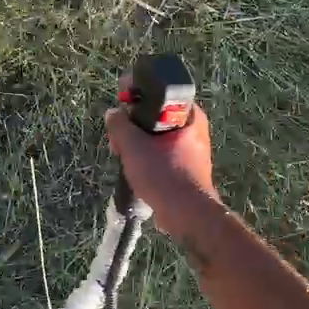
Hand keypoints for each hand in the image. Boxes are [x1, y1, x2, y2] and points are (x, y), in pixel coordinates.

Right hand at [105, 101, 218, 234]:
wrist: (186, 214)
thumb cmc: (163, 173)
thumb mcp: (133, 145)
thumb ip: (119, 125)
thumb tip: (113, 113)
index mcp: (190, 115)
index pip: (160, 94)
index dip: (137, 98)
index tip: (121, 107)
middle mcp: (195, 129)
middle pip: (156, 117)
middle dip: (133, 126)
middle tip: (118, 138)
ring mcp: (193, 150)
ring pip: (158, 138)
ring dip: (138, 144)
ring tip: (122, 155)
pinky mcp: (188, 169)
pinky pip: (163, 155)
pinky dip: (148, 158)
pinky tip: (135, 169)